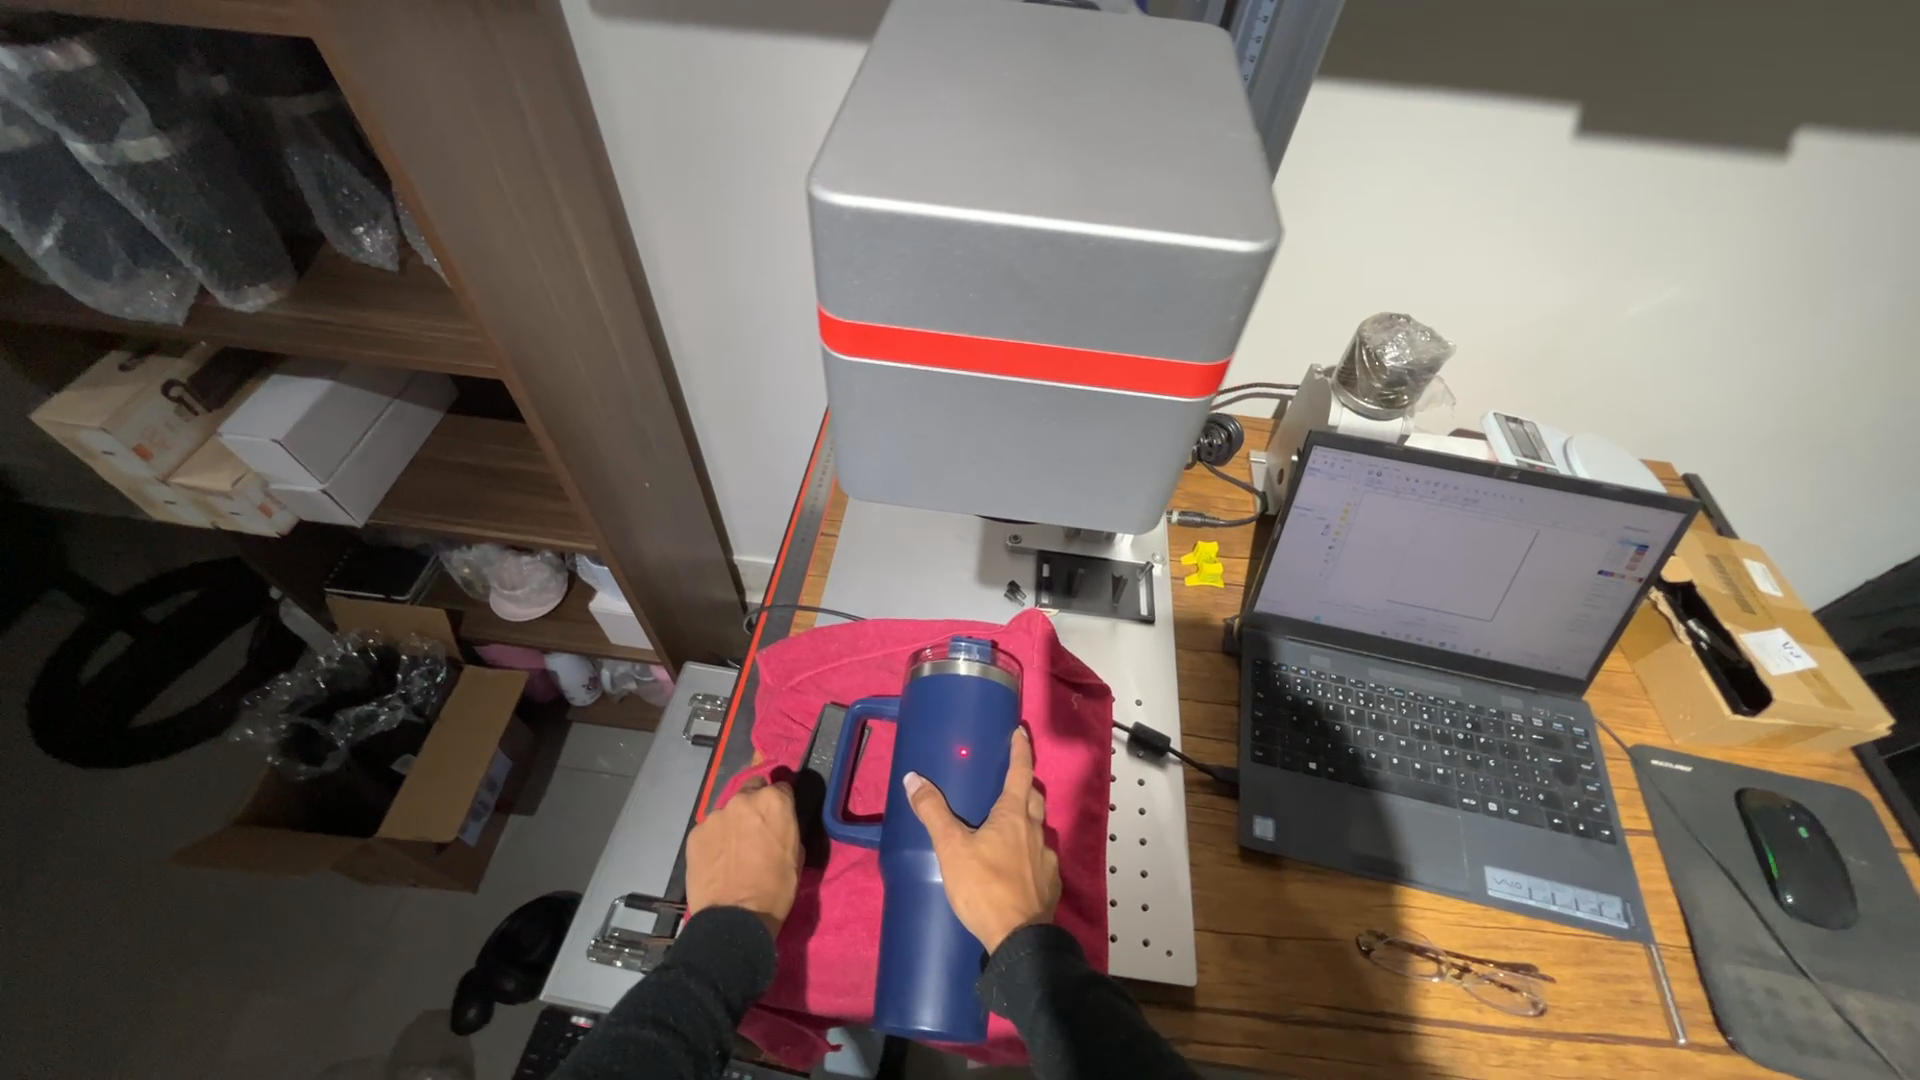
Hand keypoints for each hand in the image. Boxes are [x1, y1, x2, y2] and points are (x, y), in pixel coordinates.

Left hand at [686, 775, 802, 936]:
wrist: (735, 918)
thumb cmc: (776, 888)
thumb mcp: (796, 854)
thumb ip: (787, 828)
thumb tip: (778, 826)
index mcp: (773, 801)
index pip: (781, 788)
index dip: (781, 804)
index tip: (779, 818)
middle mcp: (743, 799)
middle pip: (751, 790)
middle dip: (754, 805)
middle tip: (755, 830)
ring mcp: (715, 815)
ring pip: (728, 812)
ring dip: (732, 824)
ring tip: (732, 851)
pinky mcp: (695, 834)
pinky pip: (709, 830)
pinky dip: (714, 840)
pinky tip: (717, 861)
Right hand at [904, 728, 1060, 953]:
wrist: (1019, 939)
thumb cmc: (985, 886)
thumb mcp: (951, 848)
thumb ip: (933, 813)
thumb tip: (913, 778)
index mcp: (1013, 815)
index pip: (1020, 772)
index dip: (1020, 751)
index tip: (1021, 732)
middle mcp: (1035, 830)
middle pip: (1033, 797)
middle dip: (1025, 784)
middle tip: (1011, 780)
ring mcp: (1046, 857)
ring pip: (1038, 828)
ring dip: (1027, 820)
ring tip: (1010, 826)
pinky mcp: (1050, 883)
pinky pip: (1042, 857)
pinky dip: (1031, 852)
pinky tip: (1020, 864)